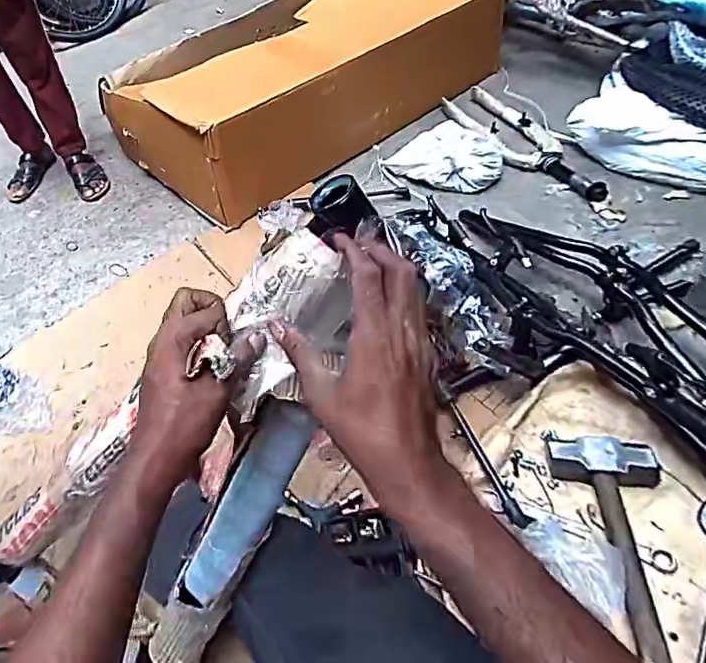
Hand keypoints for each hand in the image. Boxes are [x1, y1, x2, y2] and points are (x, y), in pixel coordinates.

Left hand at [127, 288, 259, 495]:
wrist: (153, 463)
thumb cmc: (182, 429)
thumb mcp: (215, 394)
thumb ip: (235, 362)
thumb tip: (256, 338)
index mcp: (170, 341)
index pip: (202, 308)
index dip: (223, 321)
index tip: (232, 345)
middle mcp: (160, 341)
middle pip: (184, 301)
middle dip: (210, 307)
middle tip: (228, 332)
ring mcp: (158, 355)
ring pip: (181, 320)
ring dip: (204, 324)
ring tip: (225, 348)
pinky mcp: (162, 370)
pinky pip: (180, 340)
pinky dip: (198, 342)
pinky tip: (213, 366)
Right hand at [270, 236, 451, 511]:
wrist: (410, 465)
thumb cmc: (363, 432)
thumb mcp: (322, 395)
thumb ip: (301, 355)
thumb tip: (277, 327)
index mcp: (374, 335)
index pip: (368, 276)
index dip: (354, 251)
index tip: (339, 239)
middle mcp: (401, 330)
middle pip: (401, 271)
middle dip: (380, 249)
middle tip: (358, 244)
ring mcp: (419, 342)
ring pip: (416, 287)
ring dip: (395, 266)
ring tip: (373, 262)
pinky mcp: (427, 355)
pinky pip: (418, 308)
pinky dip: (403, 291)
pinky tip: (386, 302)